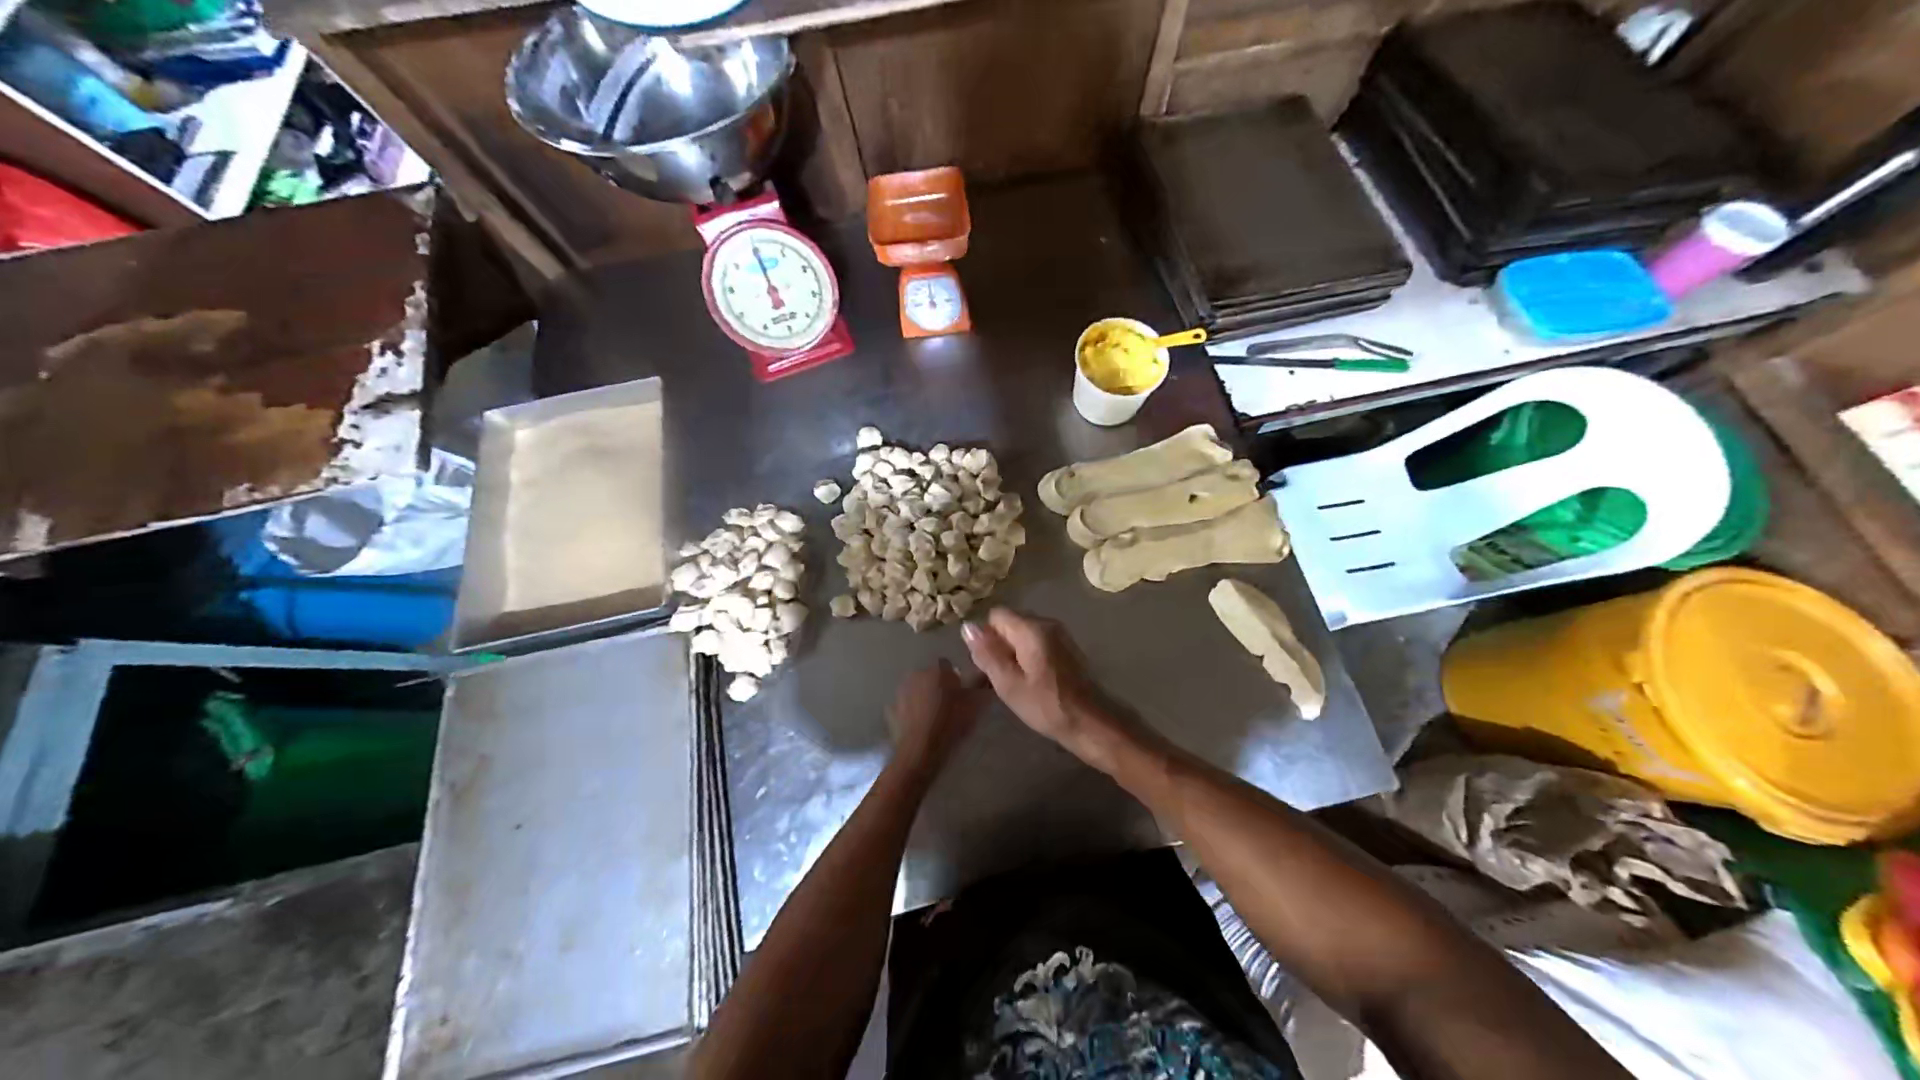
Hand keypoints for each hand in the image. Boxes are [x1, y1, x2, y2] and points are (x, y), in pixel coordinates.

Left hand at [888, 660, 988, 778]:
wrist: (920, 750)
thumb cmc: (950, 725)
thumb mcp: (974, 706)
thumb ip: (980, 686)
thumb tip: (985, 674)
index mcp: (938, 671)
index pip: (948, 665)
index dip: (954, 678)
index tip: (960, 692)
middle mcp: (917, 675)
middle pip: (930, 676)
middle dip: (937, 686)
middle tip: (948, 705)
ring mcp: (900, 692)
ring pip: (915, 689)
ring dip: (922, 697)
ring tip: (933, 717)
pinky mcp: (890, 709)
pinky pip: (904, 706)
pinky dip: (910, 711)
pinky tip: (918, 725)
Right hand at [962, 609, 1136, 769]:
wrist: (1092, 723)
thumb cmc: (1046, 705)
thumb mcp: (1008, 683)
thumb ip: (987, 653)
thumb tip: (967, 627)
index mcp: (1031, 628)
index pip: (996, 615)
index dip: (985, 637)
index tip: (985, 664)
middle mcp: (1047, 624)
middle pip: (1010, 624)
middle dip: (998, 646)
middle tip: (994, 679)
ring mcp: (1060, 636)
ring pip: (1023, 636)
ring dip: (1012, 655)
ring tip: (1010, 684)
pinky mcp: (1067, 650)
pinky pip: (1038, 645)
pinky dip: (1028, 659)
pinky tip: (1029, 684)